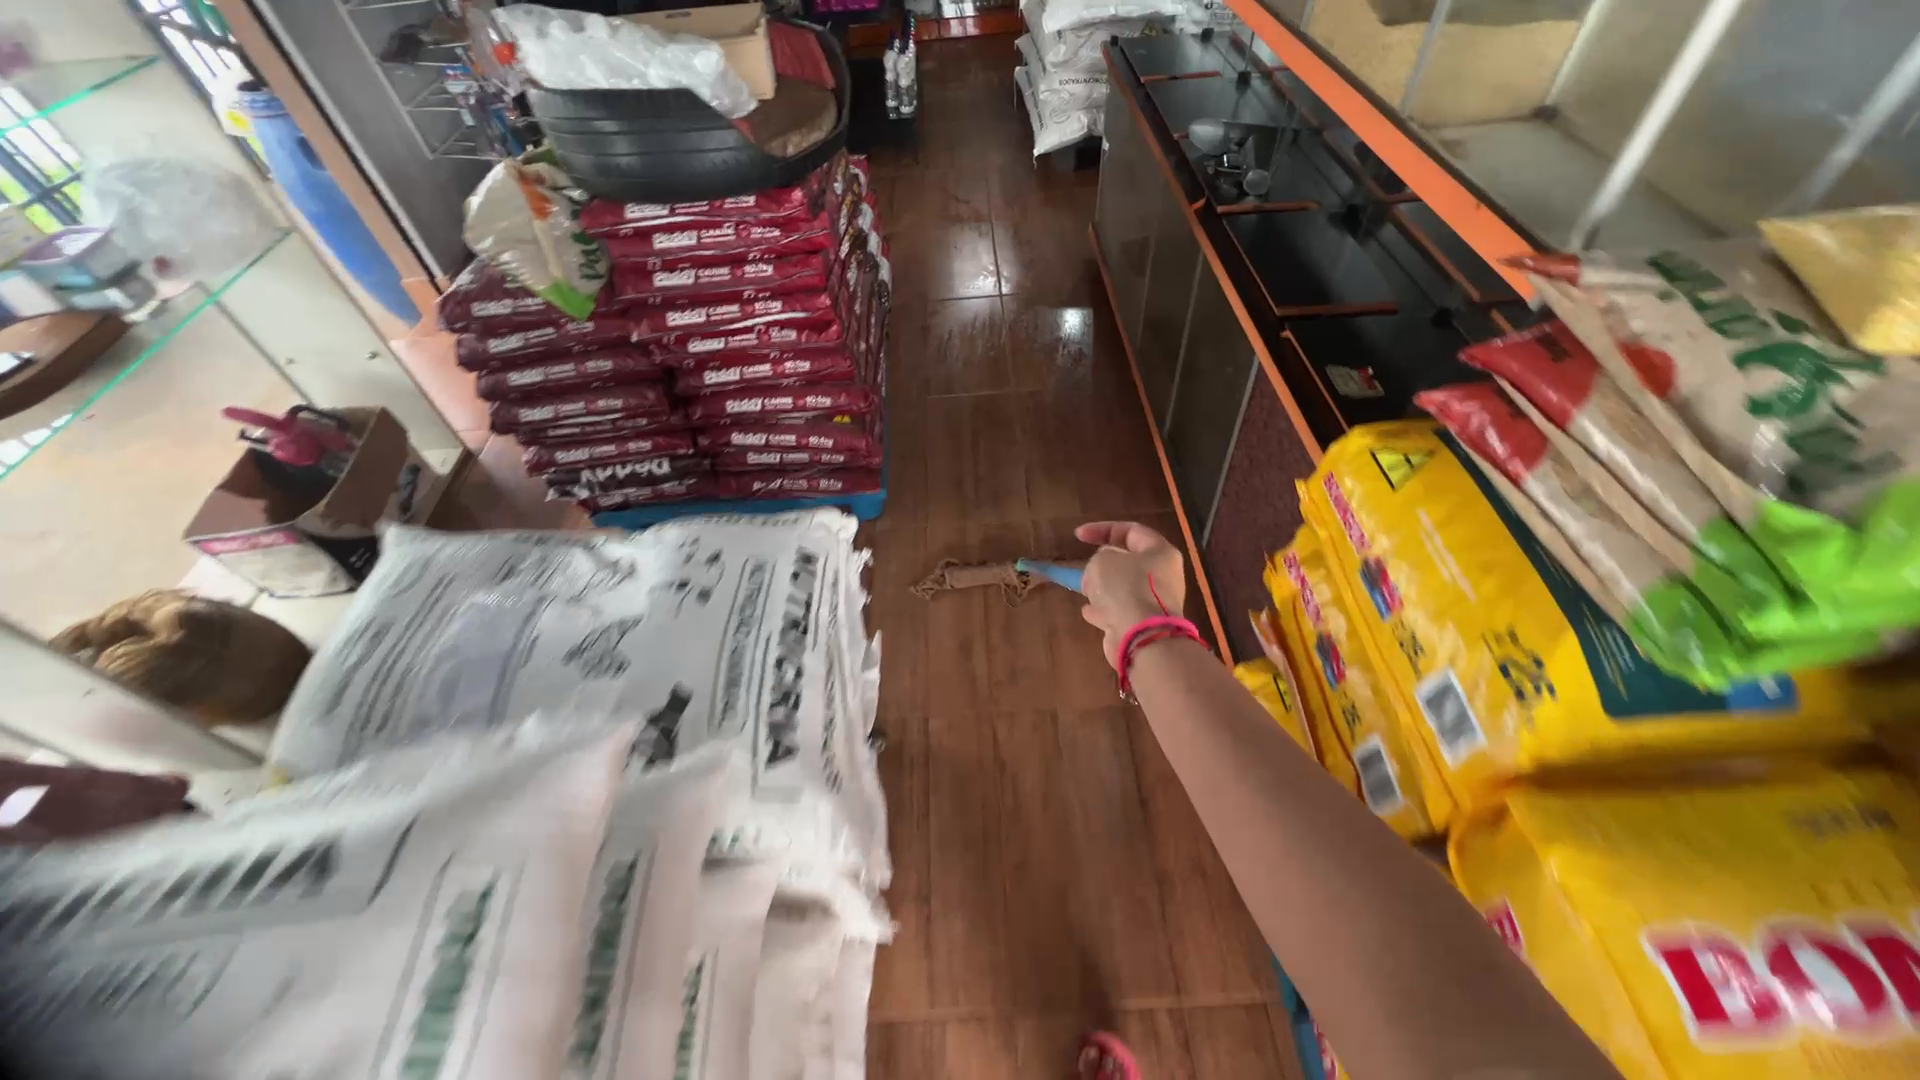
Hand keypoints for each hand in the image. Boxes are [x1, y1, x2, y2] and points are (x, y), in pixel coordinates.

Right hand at [1076, 521, 1186, 669]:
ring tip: (1085, 591)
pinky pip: (1121, 610)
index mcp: (1160, 552)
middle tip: (1085, 569)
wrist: (1142, 637)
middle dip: (1102, 564)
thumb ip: (1099, 558)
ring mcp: (1155, 602)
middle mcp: (1162, 575)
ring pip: (1123, 587)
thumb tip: (1103, 571)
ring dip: (1103, 588)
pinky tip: (1090, 612)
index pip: (1131, 531)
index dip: (1102, 529)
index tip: (1078, 536)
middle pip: (1128, 561)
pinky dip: (1105, 609)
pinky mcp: (1145, 624)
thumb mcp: (1103, 561)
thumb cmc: (1125, 589)